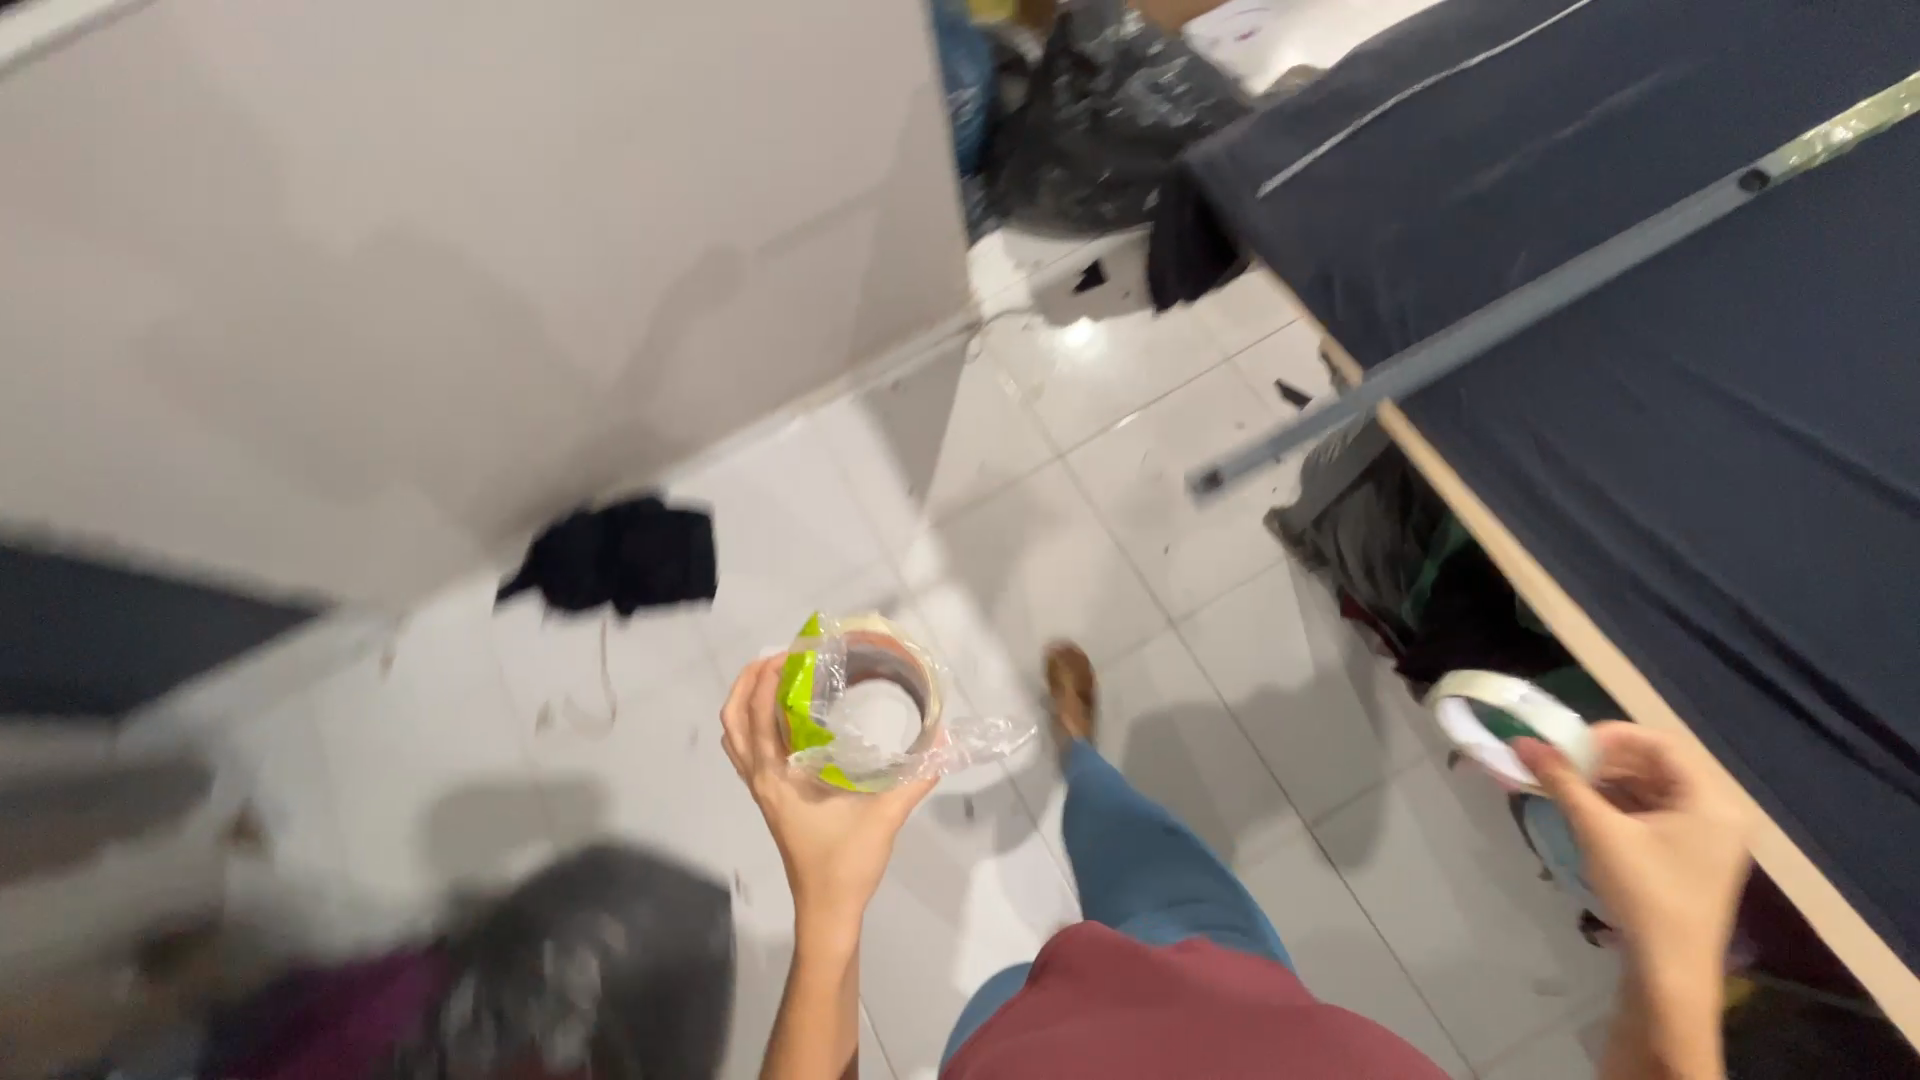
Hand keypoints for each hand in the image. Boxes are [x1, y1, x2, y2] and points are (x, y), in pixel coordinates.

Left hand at [720, 655, 935, 942]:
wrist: (826, 912)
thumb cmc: (847, 865)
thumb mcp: (885, 817)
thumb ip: (916, 778)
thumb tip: (944, 740)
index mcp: (779, 778)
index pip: (758, 717)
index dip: (767, 678)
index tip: (794, 651)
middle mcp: (761, 779)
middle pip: (733, 720)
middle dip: (748, 681)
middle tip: (782, 656)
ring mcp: (761, 790)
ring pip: (734, 737)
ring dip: (745, 701)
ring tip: (777, 676)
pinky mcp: (769, 798)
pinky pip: (747, 753)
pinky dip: (752, 725)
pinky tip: (784, 717)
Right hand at [1516, 723, 1751, 976]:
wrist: (1670, 964)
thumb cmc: (1644, 890)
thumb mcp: (1597, 830)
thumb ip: (1561, 780)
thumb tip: (1522, 741)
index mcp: (1711, 800)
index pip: (1659, 743)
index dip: (1609, 736)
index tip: (1566, 746)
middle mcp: (1717, 810)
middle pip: (1654, 763)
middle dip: (1600, 758)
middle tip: (1556, 762)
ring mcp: (1705, 832)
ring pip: (1648, 785)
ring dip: (1602, 779)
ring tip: (1560, 782)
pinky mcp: (1688, 849)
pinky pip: (1649, 808)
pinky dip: (1614, 800)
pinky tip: (1581, 804)